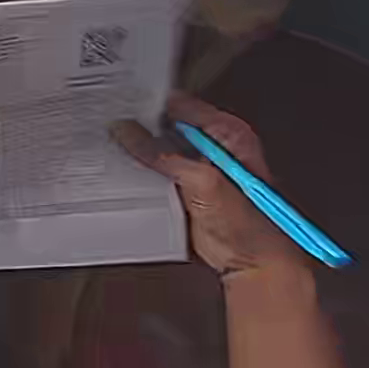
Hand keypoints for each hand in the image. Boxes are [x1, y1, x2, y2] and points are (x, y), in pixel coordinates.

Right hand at [112, 93, 306, 280]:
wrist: (252, 264)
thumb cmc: (252, 227)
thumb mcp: (202, 181)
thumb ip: (162, 155)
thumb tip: (129, 133)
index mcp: (226, 133)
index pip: (179, 104)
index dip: (150, 104)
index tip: (123, 106)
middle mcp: (211, 145)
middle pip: (164, 125)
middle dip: (139, 128)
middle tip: (116, 129)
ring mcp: (194, 166)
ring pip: (155, 149)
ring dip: (138, 152)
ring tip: (119, 150)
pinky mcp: (181, 187)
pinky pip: (152, 171)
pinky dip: (139, 171)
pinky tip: (127, 171)